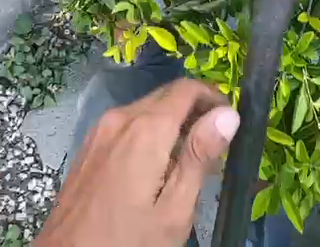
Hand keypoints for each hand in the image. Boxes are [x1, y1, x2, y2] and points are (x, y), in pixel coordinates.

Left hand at [34, 78, 239, 246]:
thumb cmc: (126, 244)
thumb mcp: (173, 212)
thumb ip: (199, 157)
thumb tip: (228, 114)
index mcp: (146, 129)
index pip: (187, 89)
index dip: (213, 97)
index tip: (229, 122)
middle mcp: (121, 117)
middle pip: (167, 95)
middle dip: (194, 111)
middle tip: (214, 148)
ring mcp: (101, 129)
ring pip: (147, 108)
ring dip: (172, 123)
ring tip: (187, 163)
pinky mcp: (89, 144)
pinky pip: (127, 124)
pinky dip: (148, 133)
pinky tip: (154, 168)